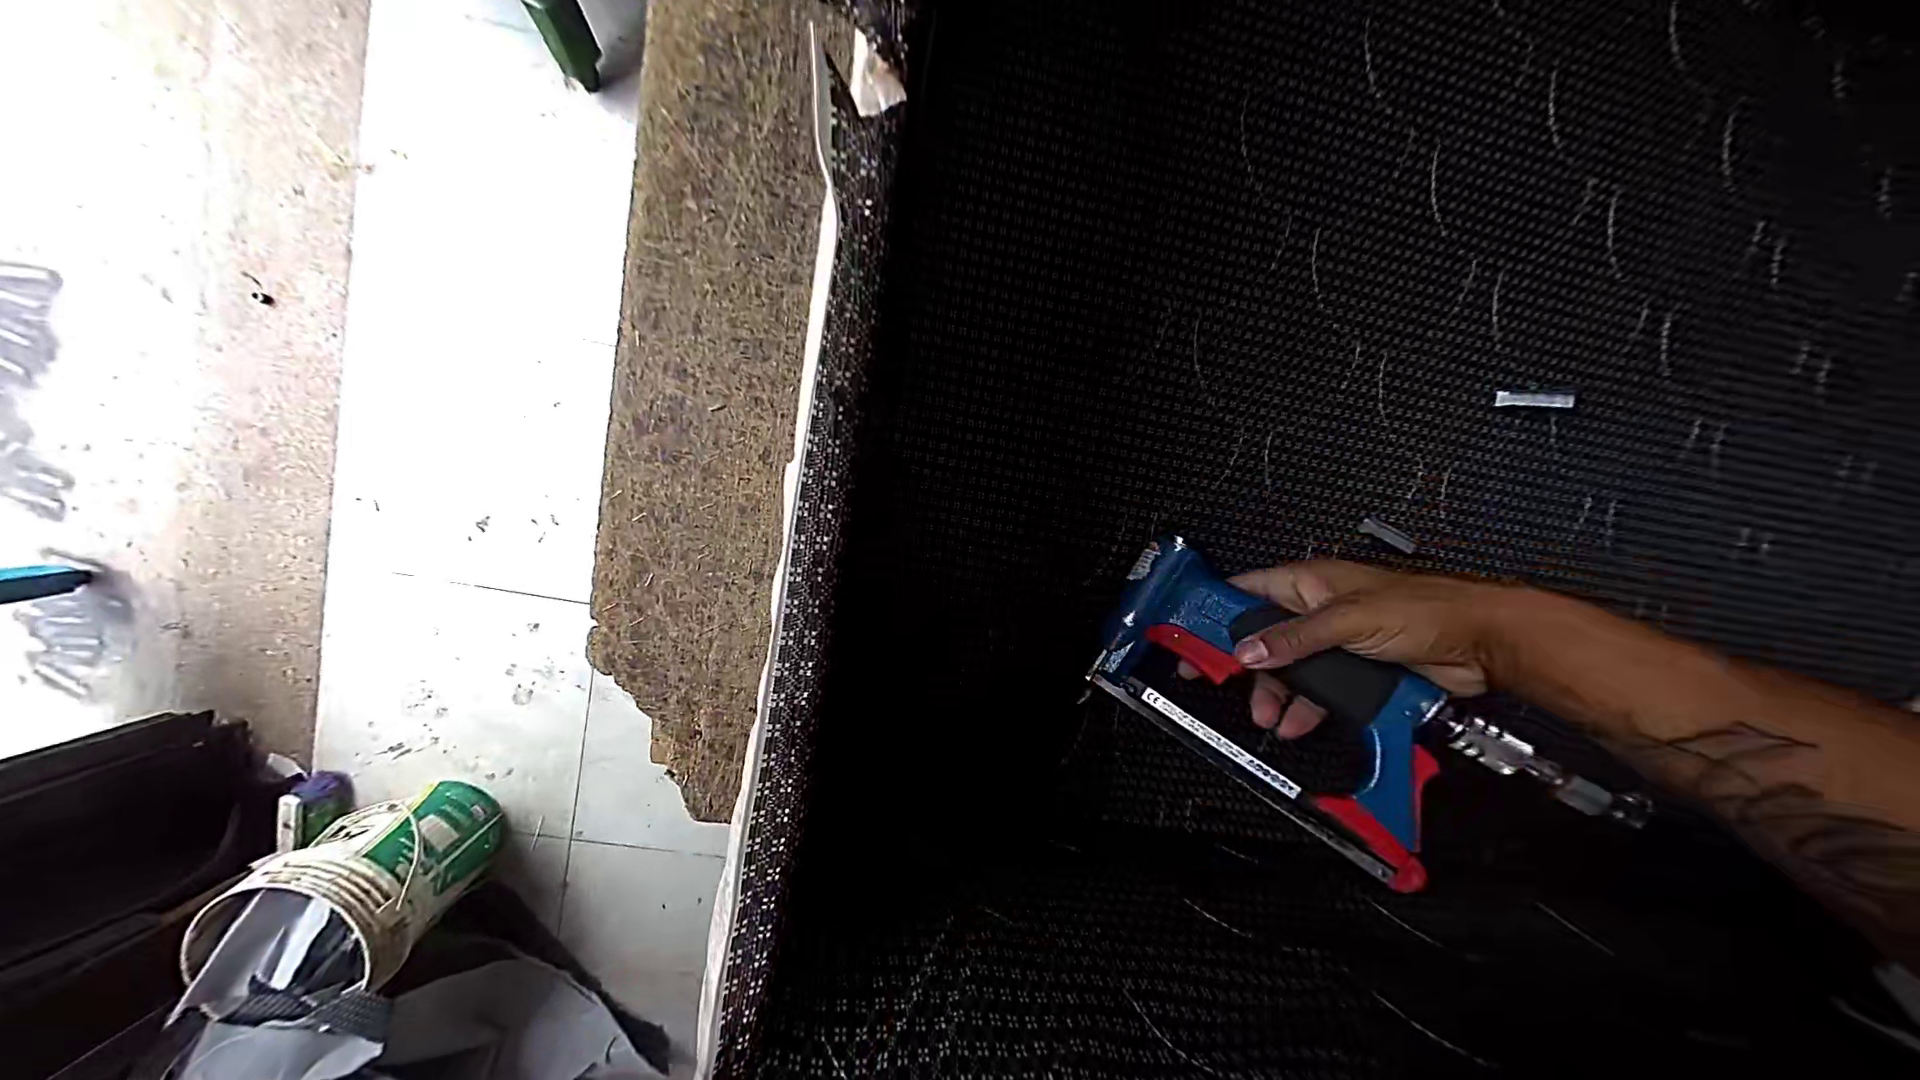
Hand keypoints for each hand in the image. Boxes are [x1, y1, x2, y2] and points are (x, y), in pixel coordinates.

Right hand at [1178, 560, 1508, 738]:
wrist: (1481, 643)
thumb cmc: (1424, 608)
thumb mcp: (1347, 619)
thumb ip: (1294, 637)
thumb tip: (1249, 651)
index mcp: (1305, 583)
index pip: (1243, 591)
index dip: (1214, 610)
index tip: (1189, 629)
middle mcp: (1312, 610)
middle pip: (1258, 636)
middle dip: (1240, 661)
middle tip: (1214, 678)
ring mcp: (1330, 641)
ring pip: (1284, 668)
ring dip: (1272, 693)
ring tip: (1266, 714)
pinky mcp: (1350, 668)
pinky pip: (1314, 690)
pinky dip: (1302, 708)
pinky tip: (1296, 722)